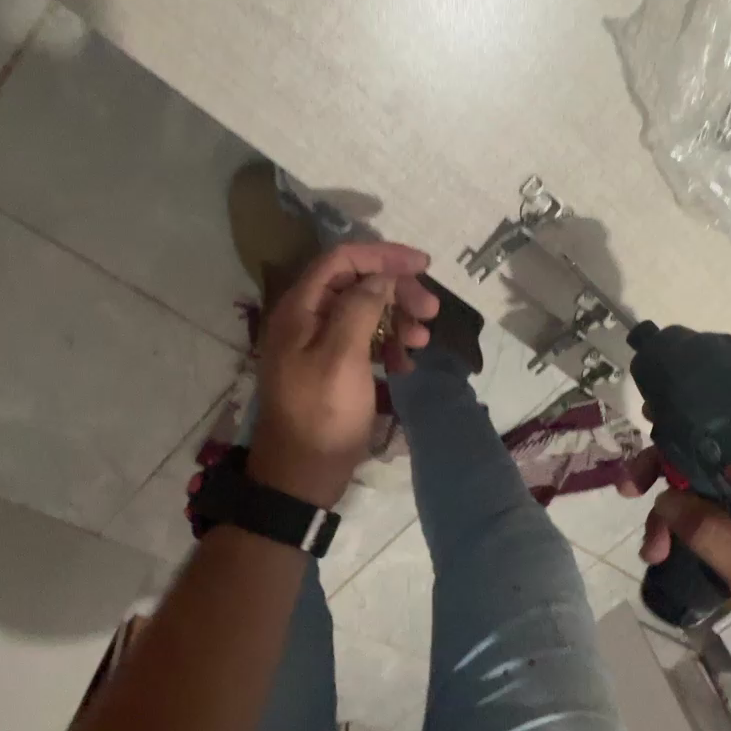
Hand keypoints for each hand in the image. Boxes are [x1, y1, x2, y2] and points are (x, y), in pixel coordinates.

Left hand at [249, 242, 440, 507]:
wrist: (301, 475)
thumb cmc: (322, 415)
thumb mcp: (342, 357)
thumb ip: (359, 308)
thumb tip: (380, 277)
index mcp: (299, 309)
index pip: (342, 260)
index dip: (383, 256)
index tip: (424, 266)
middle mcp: (305, 319)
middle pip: (355, 284)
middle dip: (396, 291)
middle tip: (431, 310)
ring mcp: (317, 345)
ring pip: (363, 313)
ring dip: (396, 319)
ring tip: (423, 339)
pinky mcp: (330, 369)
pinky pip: (362, 342)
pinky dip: (386, 345)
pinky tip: (405, 363)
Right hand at [620, 449, 730, 668]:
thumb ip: (711, 532)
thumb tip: (664, 497)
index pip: (730, 438)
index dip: (687, 428)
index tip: (649, 422)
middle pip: (705, 462)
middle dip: (662, 474)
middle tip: (627, 489)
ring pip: (697, 494)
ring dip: (665, 515)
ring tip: (650, 553)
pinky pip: (702, 521)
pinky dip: (676, 532)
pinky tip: (659, 554)